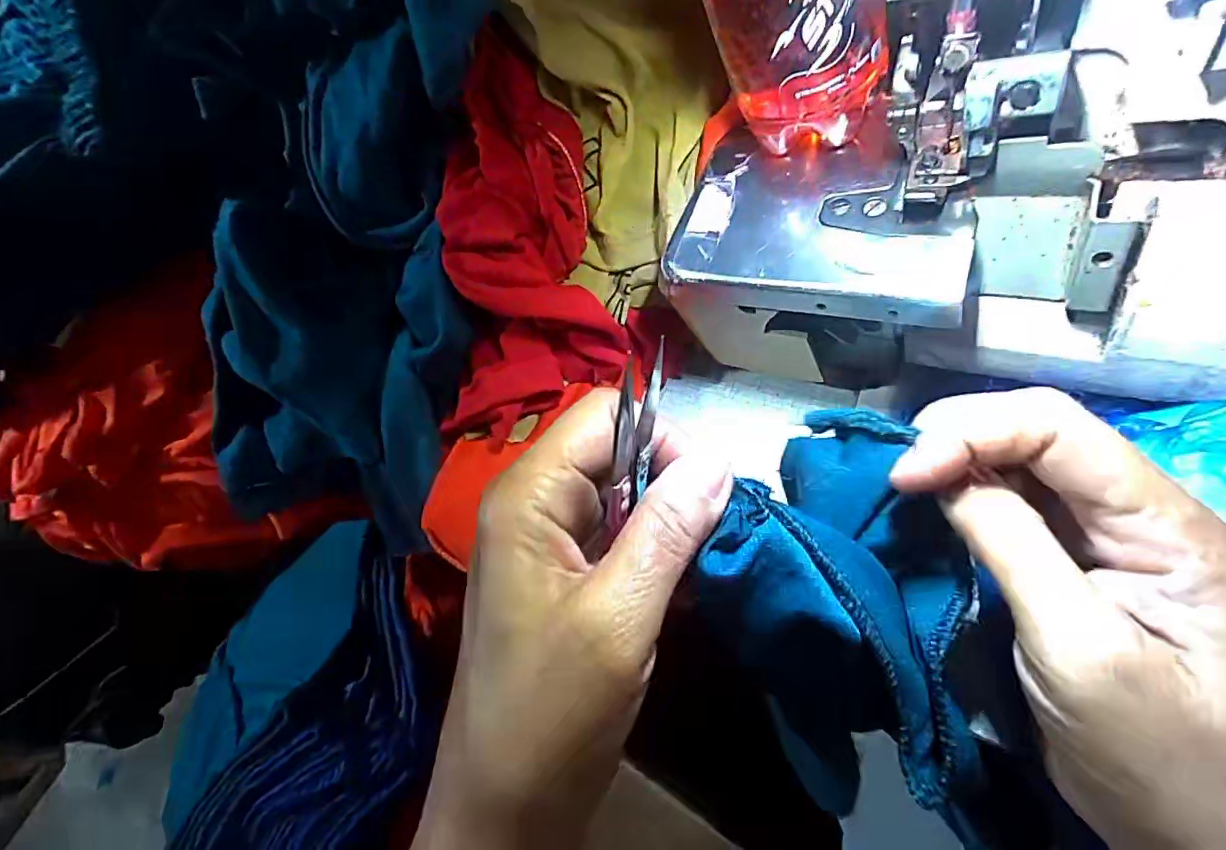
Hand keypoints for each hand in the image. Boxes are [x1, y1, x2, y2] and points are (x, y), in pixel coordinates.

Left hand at [416, 390, 732, 849]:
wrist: (507, 809)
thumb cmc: (551, 711)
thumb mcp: (619, 616)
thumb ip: (668, 530)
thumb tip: (718, 458)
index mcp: (529, 495)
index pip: (602, 416)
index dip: (658, 435)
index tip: (702, 490)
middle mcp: (535, 502)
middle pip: (616, 448)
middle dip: (670, 479)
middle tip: (707, 532)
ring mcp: (550, 537)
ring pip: (627, 489)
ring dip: (670, 517)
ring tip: (697, 561)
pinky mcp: (569, 570)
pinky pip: (624, 529)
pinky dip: (659, 545)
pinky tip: (680, 583)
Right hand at [888, 389, 1225, 849]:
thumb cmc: (1165, 762)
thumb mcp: (1080, 652)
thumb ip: (1012, 545)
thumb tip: (940, 474)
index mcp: (1162, 520)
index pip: (1057, 427)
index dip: (973, 431)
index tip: (908, 473)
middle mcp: (1138, 508)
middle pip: (1038, 431)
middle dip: (960, 437)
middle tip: (900, 472)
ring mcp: (1110, 534)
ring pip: (1024, 460)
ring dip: (960, 461)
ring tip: (909, 482)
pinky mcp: (1081, 561)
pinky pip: (1018, 501)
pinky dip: (968, 493)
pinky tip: (938, 503)